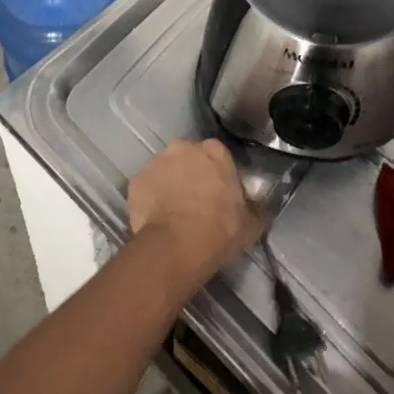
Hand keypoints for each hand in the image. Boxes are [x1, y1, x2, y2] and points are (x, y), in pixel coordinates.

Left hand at [128, 139, 263, 292]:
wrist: (176, 245)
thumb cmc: (219, 230)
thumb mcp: (251, 223)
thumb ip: (255, 207)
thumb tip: (257, 206)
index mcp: (215, 151)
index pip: (218, 154)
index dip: (218, 173)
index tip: (219, 192)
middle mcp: (183, 147)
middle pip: (189, 157)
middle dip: (191, 173)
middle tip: (196, 200)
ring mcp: (156, 161)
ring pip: (166, 169)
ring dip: (170, 183)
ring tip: (174, 211)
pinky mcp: (136, 180)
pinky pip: (147, 186)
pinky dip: (151, 197)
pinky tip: (157, 217)